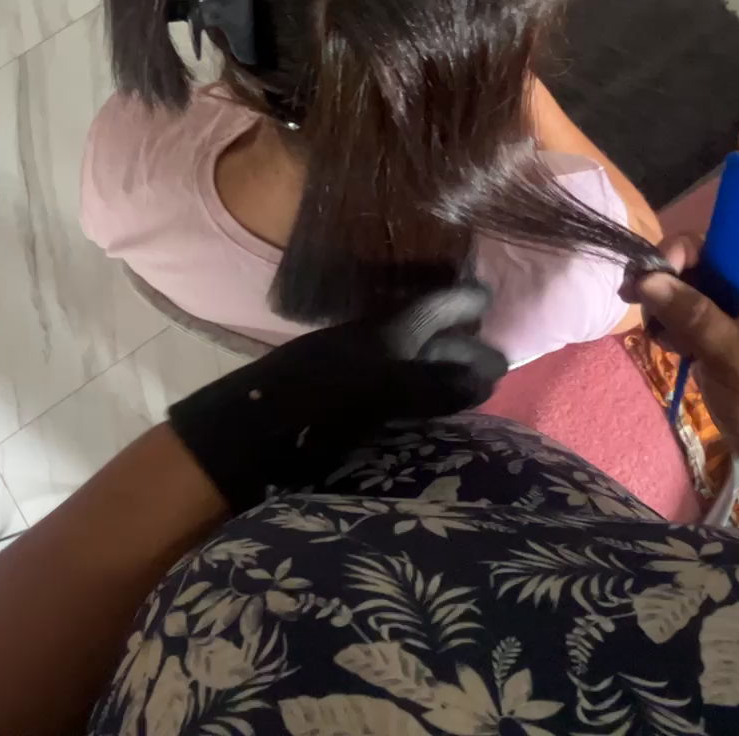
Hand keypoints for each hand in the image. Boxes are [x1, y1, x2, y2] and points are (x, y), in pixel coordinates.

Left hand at [167, 284, 506, 509]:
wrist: (240, 439)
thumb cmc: (308, 407)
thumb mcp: (373, 391)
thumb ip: (427, 384)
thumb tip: (484, 379)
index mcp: (379, 334)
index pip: (429, 307)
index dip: (459, 301)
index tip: (490, 299)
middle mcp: (368, 347)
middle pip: (422, 336)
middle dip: (461, 344)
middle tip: (499, 363)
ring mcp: (352, 375)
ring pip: (407, 361)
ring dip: (439, 369)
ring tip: (475, 386)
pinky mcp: (341, 406)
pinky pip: (393, 389)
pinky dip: (418, 395)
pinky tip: (429, 412)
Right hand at [631, 235, 738, 477]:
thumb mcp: (735, 358)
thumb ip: (692, 315)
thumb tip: (645, 277)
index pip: (717, 246)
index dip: (680, 253)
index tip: (647, 279)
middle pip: (695, 270)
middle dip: (665, 286)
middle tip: (644, 314)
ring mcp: (737, 324)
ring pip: (686, 297)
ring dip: (664, 312)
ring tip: (660, 339)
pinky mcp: (723, 347)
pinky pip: (688, 324)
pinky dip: (672, 332)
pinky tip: (669, 350)